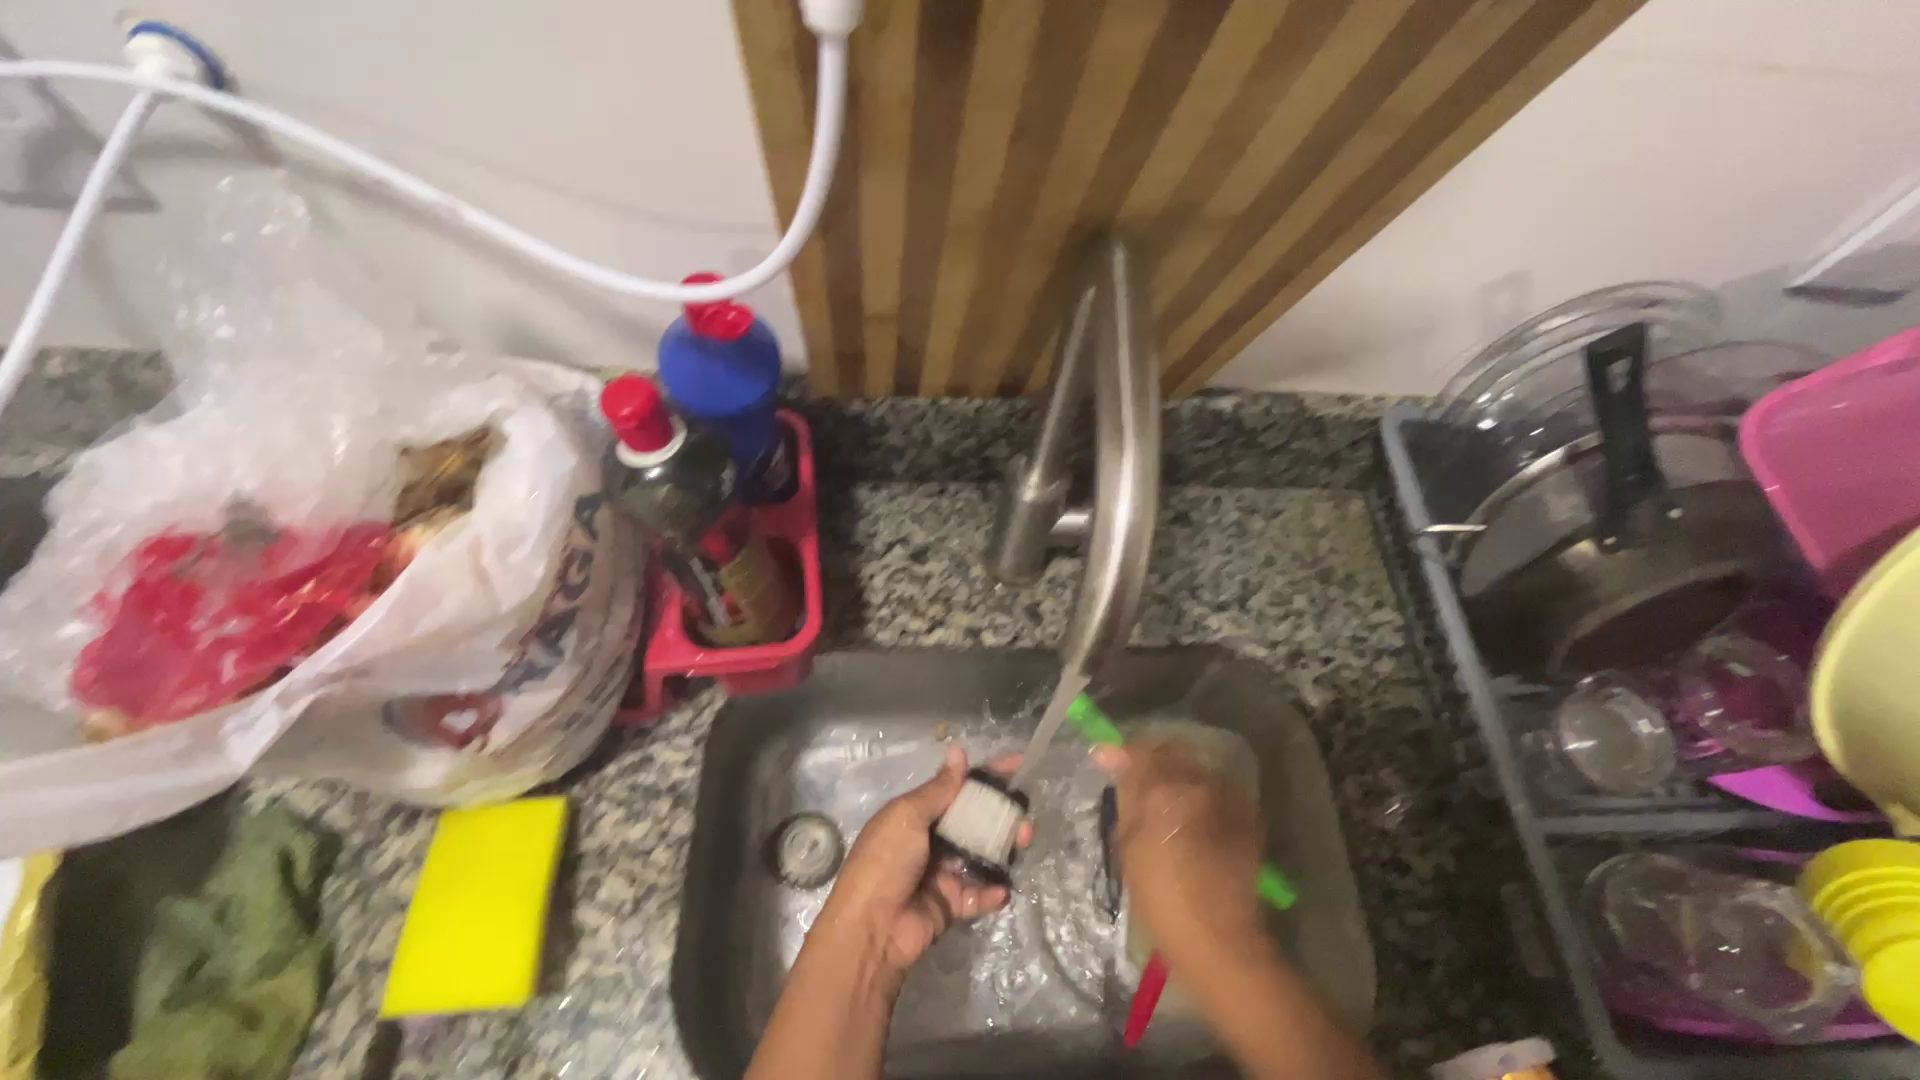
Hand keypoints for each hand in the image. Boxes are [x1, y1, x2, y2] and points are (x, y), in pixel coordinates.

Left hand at [816, 746, 1032, 976]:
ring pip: (982, 855)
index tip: (1018, 764)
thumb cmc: (885, 862)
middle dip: (1001, 814)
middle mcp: (930, 841)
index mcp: (916, 815)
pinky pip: (979, 894)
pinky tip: (1002, 888)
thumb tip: (958, 751)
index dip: (985, 775)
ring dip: (1004, 847)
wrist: (870, 928)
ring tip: (1023, 840)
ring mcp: (942, 874)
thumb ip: (938, 789)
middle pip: (974, 821)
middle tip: (1024, 813)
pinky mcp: (951, 905)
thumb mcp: (907, 816)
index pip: (956, 788)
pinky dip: (993, 891)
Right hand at [1095, 738, 1265, 961]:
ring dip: (1176, 776)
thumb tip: (1112, 761)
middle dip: (1151, 761)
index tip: (1104, 761)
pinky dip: (1200, 795)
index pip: (1140, 751)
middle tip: (1134, 782)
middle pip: (1171, 753)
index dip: (1120, 753)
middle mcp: (1201, 784)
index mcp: (1166, 791)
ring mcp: (1229, 798)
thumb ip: (1125, 795)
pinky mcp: (1247, 815)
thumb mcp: (1129, 846)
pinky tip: (1191, 819)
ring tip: (1163, 802)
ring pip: (1196, 769)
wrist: (1218, 939)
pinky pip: (1216, 790)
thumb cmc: (1161, 899)